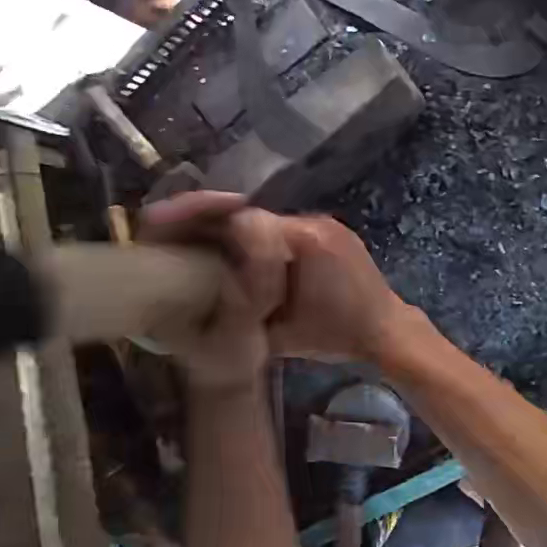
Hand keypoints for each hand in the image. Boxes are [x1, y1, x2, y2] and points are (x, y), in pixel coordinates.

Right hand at [141, 193, 416, 363]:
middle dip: (201, 216)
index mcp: (303, 240)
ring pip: (259, 220)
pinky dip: (247, 238)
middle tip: (159, 223)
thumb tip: (205, 291)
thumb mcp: (286, 332)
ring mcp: (318, 225)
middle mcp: (310, 223)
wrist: (386, 329)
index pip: (241, 219)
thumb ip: (247, 308)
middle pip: (245, 213)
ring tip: (179, 237)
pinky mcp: (322, 234)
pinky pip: (277, 231)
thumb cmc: (340, 333)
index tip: (161, 221)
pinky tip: (221, 251)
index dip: (199, 216)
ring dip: (221, 227)